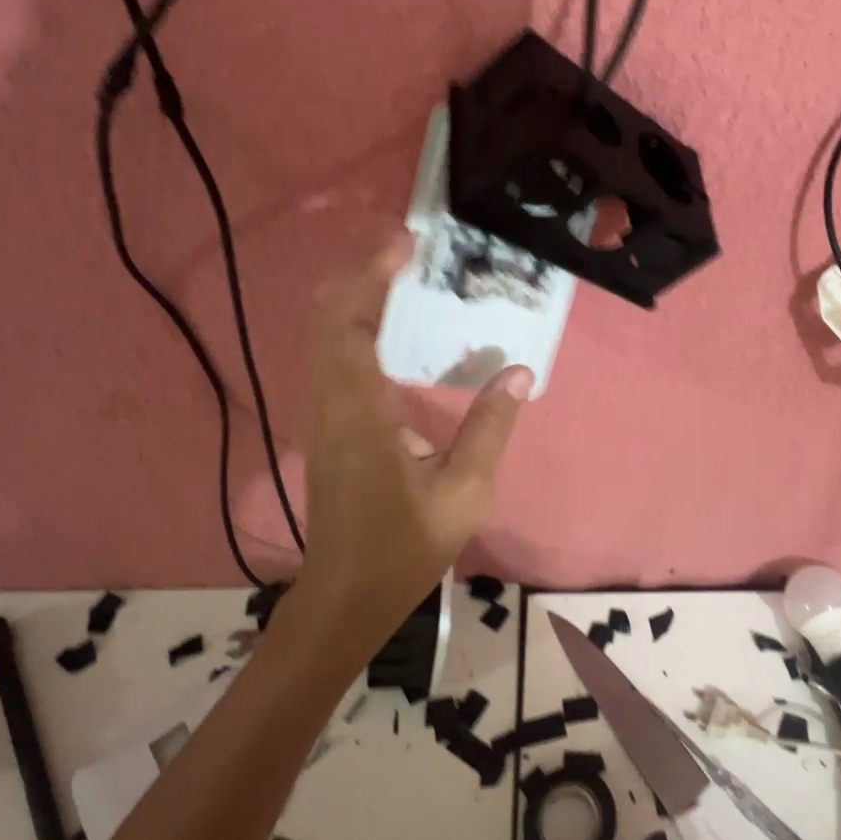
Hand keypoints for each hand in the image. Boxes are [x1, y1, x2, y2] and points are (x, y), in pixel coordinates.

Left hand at [297, 233, 532, 623]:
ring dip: (357, 295)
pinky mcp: (327, 424)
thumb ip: (490, 428)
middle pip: (327, 316)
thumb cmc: (404, 545)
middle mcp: (329, 403)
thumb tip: (518, 372)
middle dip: (361, 273)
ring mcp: (323, 413)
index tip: (406, 243)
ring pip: (325, 334)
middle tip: (409, 250)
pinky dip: (356, 324)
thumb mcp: (463, 492)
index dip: (370, 275)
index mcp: (358, 413)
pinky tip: (394, 327)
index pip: (348, 323)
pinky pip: (333, 356)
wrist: (346, 595)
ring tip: (405, 275)